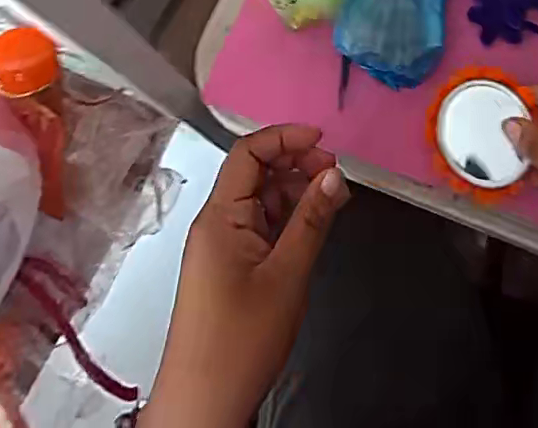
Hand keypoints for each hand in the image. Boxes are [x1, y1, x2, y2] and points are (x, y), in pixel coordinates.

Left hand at [142, 125, 350, 427]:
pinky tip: (315, 222)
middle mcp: (217, 223)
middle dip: (296, 162)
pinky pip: (263, 223)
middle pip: (256, 172)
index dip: (285, 137)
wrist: (202, 409)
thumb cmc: (240, 341)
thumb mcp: (287, 275)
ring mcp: (223, 245)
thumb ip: (313, 219)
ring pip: (263, 197)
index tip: (322, 140)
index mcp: (220, 217)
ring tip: (332, 199)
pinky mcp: (232, 265)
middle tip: (334, 173)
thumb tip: (334, 174)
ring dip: (297, 189)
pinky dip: (291, 215)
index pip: (248, 153)